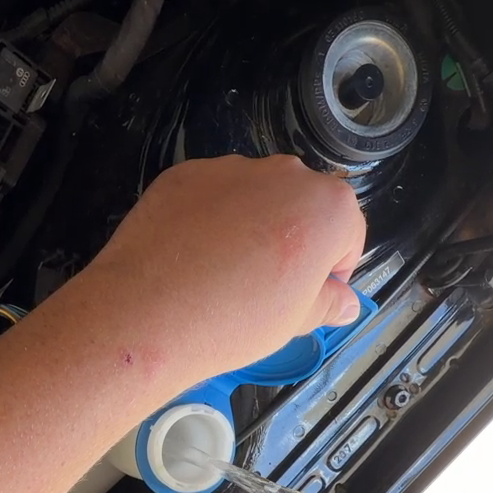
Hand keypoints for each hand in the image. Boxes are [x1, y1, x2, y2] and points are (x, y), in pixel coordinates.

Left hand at [63, 154, 365, 379]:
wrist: (146, 314)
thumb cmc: (230, 323)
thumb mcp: (292, 324)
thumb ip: (327, 305)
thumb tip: (346, 303)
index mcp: (328, 207)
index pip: (346, 236)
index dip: (328, 274)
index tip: (303, 299)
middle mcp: (285, 174)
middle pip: (298, 209)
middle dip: (287, 244)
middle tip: (255, 291)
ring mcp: (229, 169)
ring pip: (250, 198)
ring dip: (243, 228)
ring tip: (213, 278)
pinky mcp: (181, 176)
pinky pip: (204, 197)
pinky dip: (201, 221)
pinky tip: (183, 260)